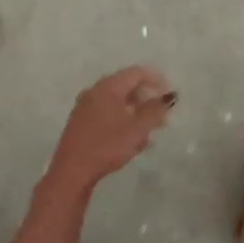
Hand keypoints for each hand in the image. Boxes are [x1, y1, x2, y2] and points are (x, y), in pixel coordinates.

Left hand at [44, 66, 175, 196]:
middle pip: (127, 87)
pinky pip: (108, 114)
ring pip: (118, 103)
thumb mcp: (137, 128)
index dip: (157, 80)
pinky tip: (132, 141)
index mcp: (108, 87)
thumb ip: (155, 110)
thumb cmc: (108, 145)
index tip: (170, 95)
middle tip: (162, 118)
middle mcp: (95, 91)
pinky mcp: (81, 122)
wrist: (73, 170)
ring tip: (149, 134)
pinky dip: (123, 122)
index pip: (137, 73)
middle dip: (147, 100)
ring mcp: (85, 107)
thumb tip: (169, 97)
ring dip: (136, 114)